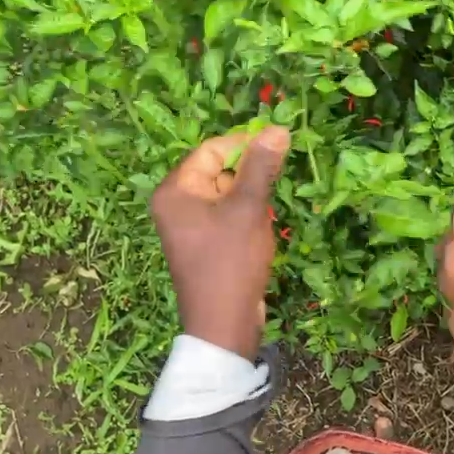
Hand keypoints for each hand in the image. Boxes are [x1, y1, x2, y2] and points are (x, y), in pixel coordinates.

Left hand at [149, 125, 291, 359]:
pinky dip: (247, 217)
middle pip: (219, 171)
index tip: (278, 147)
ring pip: (227, 194)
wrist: (223, 324)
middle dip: (250, 177)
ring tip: (265, 218)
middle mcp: (175, 205)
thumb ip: (261, 166)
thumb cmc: (231, 261)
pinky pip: (227, 216)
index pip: (211, 150)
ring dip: (252, 199)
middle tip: (273, 190)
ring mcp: (188, 227)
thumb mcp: (249, 208)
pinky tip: (261, 232)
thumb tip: (278, 128)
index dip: (245, 145)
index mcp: (174, 191)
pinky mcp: (204, 244)